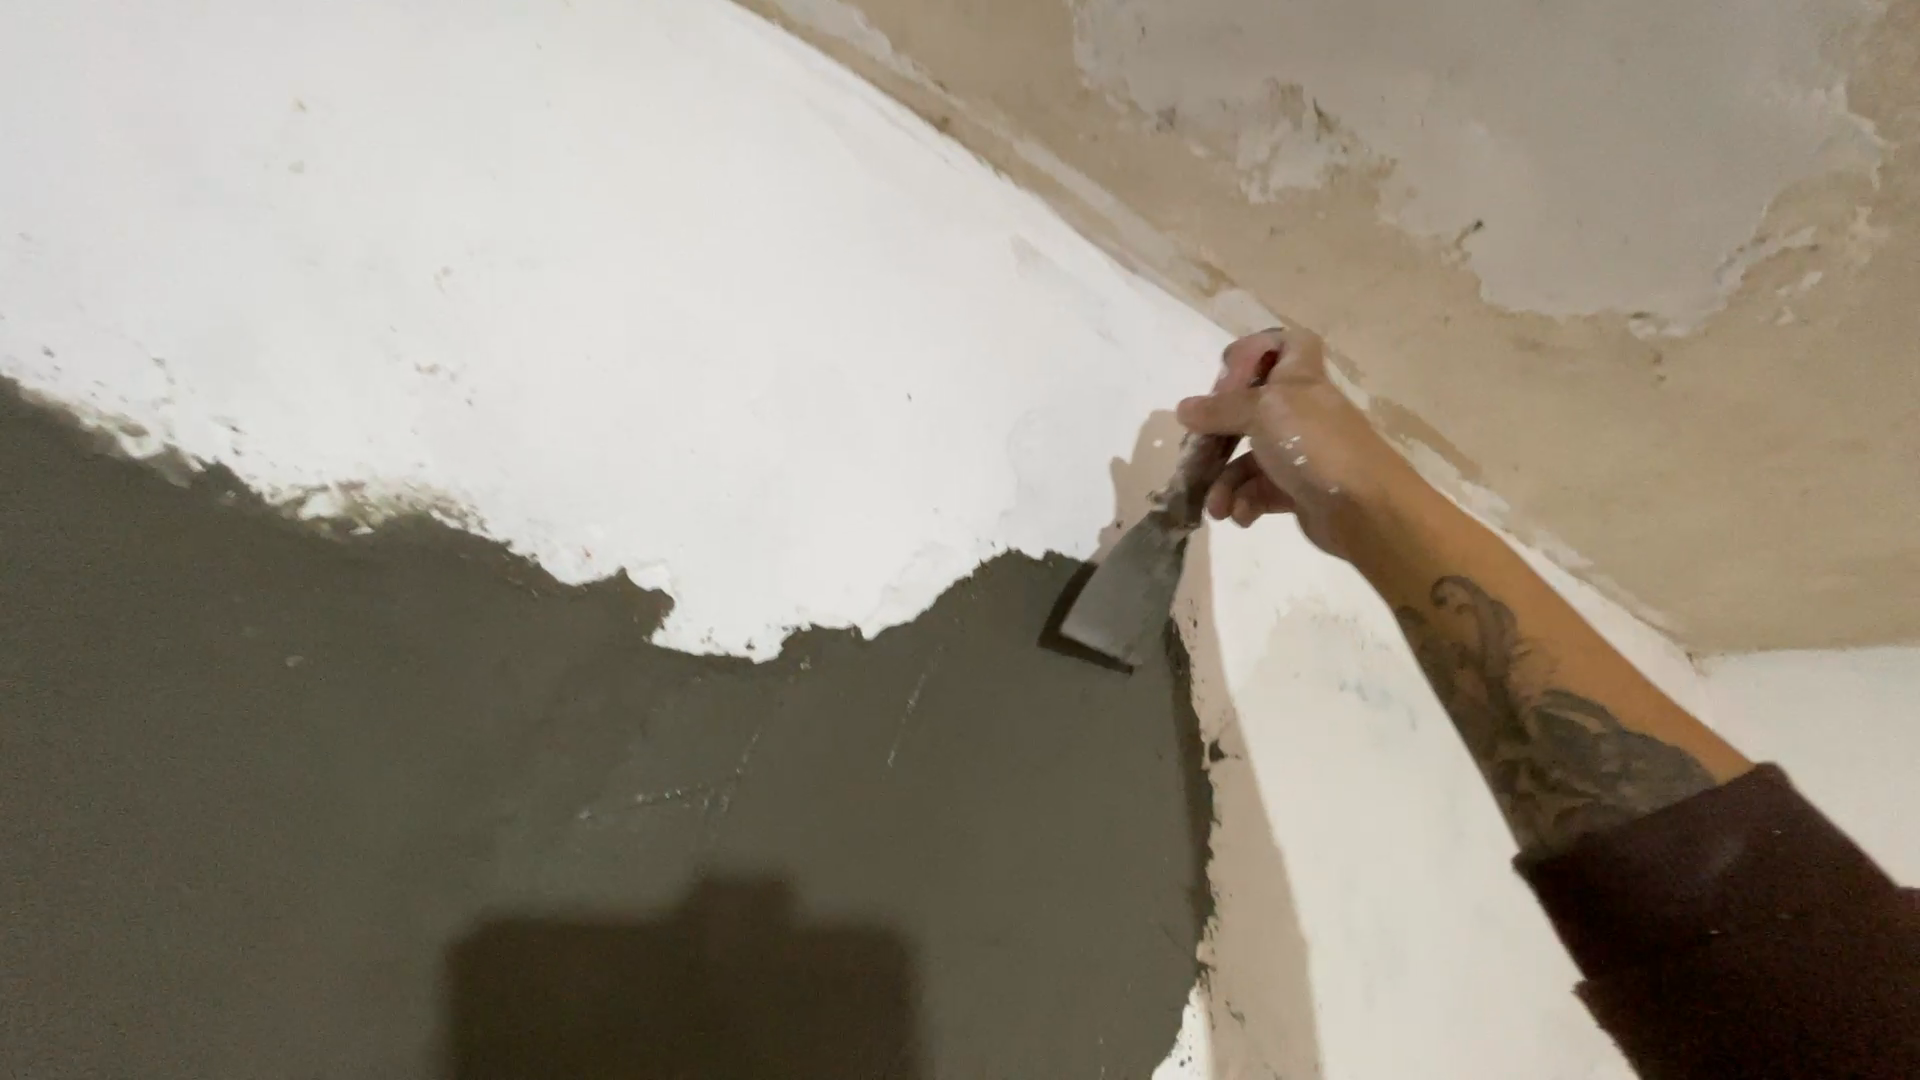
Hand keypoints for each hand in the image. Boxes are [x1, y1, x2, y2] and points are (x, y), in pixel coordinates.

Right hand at [1175, 328, 1400, 557]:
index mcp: (1299, 379)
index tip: (1229, 377)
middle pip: (1249, 409)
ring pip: (1246, 458)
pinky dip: (1243, 503)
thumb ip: (1220, 408)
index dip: (1257, 350)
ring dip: (1223, 482)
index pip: (1288, 343)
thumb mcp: (1263, 411)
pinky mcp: (1297, 489)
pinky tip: (1238, 516)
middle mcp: (1299, 412)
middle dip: (1218, 433)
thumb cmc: (1314, 445)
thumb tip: (1184, 410)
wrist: (1364, 508)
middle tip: (1199, 448)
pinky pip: (1258, 490)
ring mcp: (1298, 452)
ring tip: (1215, 507)